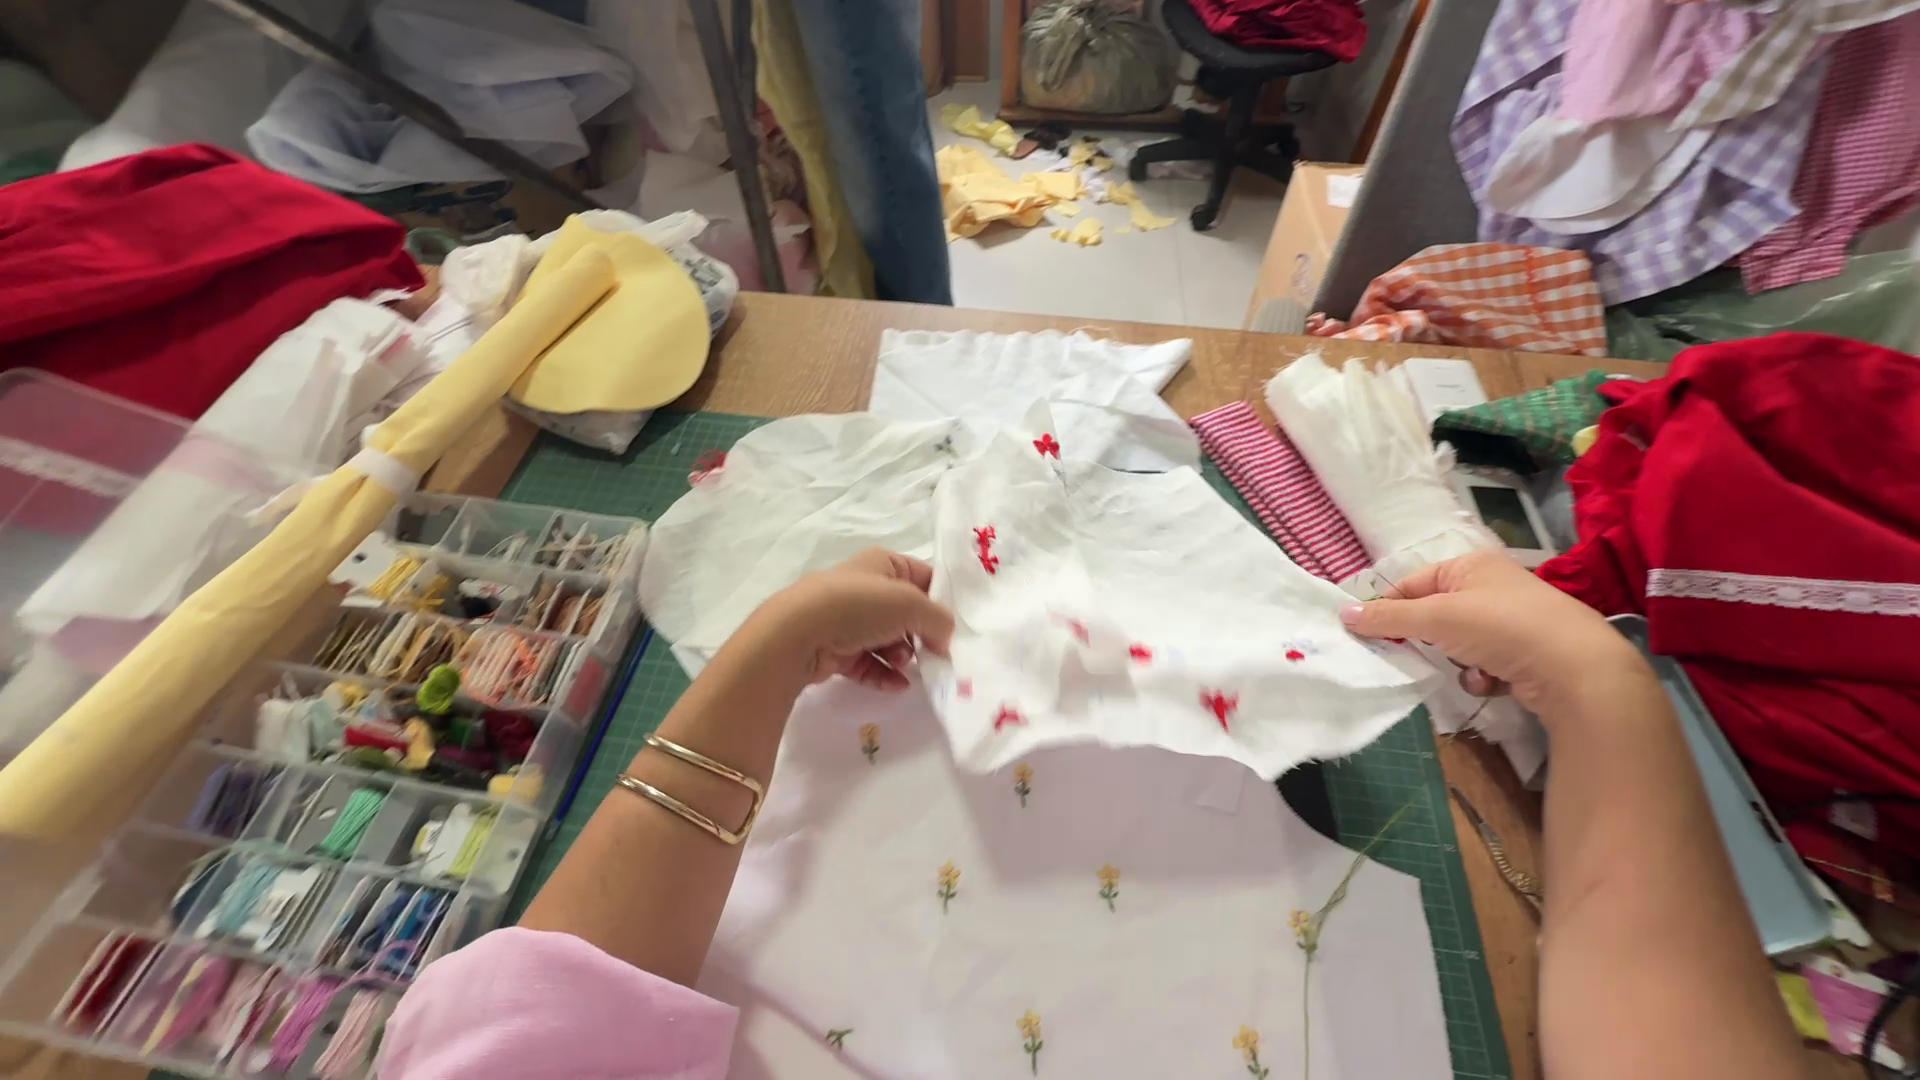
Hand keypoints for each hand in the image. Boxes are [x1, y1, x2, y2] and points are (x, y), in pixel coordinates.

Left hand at [753, 548, 954, 690]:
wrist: (798, 634)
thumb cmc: (858, 606)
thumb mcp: (910, 604)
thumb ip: (938, 620)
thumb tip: (945, 638)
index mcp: (883, 564)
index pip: (923, 577)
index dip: (941, 600)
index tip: (956, 626)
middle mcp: (865, 587)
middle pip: (906, 613)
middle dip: (921, 634)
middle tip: (933, 652)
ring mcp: (847, 619)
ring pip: (887, 640)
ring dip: (902, 656)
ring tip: (904, 665)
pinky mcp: (835, 648)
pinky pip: (868, 662)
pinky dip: (883, 674)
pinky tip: (897, 686)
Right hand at [1339, 550, 1650, 714]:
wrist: (1578, 671)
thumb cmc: (1501, 628)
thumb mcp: (1435, 618)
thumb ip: (1387, 617)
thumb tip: (1341, 613)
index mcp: (1471, 565)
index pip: (1411, 583)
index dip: (1390, 608)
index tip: (1371, 634)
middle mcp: (1492, 587)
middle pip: (1434, 614)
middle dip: (1426, 639)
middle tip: (1413, 654)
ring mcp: (1513, 620)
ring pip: (1456, 642)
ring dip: (1454, 661)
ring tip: (1468, 669)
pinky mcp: (1528, 653)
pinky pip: (1484, 662)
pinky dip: (1481, 675)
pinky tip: (1493, 682)